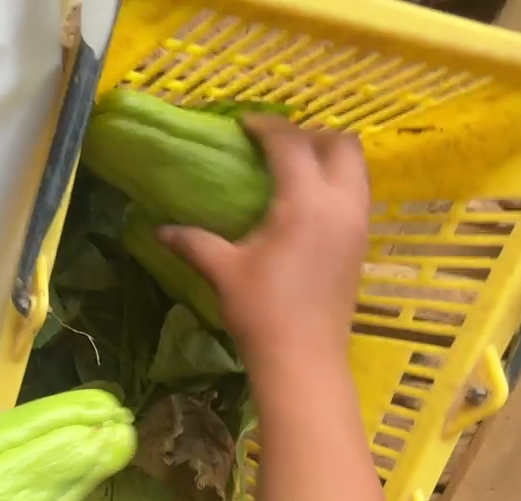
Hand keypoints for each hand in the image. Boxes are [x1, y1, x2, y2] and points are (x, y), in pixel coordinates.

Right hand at [157, 116, 368, 396]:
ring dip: (327, 157)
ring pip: (355, 167)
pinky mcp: (360, 241)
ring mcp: (357, 221)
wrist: (302, 355)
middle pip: (339, 144)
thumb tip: (159, 230)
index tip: (245, 125)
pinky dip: (334, 182)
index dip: (268, 129)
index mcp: (305, 202)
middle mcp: (341, 202)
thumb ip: (194, 243)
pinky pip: (355, 192)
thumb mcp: (223, 272)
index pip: (291, 146)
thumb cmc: (261, 311)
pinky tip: (306, 204)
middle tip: (276, 146)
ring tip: (293, 170)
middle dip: (309, 135)